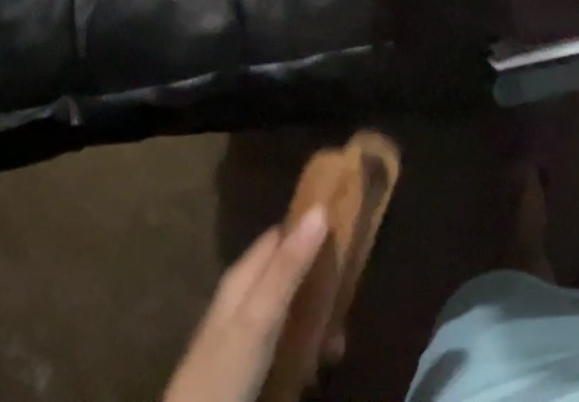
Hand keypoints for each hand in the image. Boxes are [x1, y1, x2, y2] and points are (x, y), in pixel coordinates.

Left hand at [161, 208, 332, 401]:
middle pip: (293, 269)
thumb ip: (288, 266)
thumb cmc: (225, 370)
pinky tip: (325, 359)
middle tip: (354, 289)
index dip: (314, 226)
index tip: (351, 226)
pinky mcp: (256, 358)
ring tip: (341, 339)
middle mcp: (247, 295)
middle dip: (325, 277)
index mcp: (243, 276)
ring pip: (297, 305)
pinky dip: (312, 343)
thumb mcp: (260, 315)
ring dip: (323, 315)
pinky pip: (293, 337)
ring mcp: (251, 328)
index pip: (283, 233)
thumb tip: (320, 208)